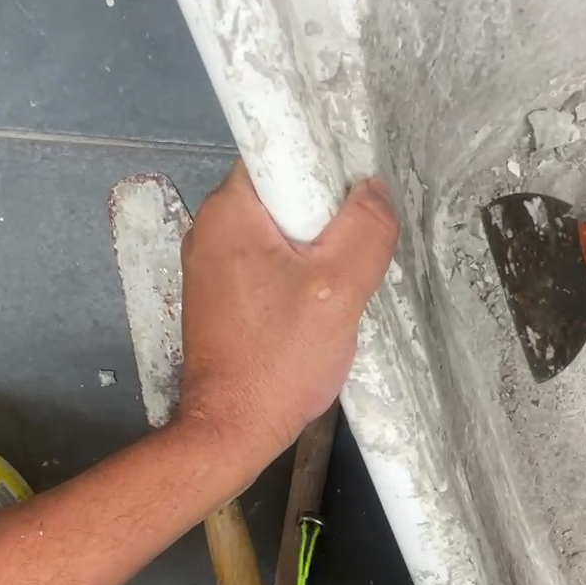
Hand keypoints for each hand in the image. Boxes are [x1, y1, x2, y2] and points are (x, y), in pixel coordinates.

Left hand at [174, 162, 398, 462]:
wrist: (232, 431)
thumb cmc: (278, 360)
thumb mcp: (338, 291)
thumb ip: (365, 231)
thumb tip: (376, 190)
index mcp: (229, 211)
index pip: (281, 153)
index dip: (327, 169)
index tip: (357, 204)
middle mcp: (210, 229)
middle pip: (283, 198)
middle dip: (325, 220)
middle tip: (353, 257)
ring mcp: (210, 268)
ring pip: (278, 238)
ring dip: (314, 256)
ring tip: (338, 291)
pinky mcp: (219, 300)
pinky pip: (266, 269)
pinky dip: (295, 281)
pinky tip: (315, 312)